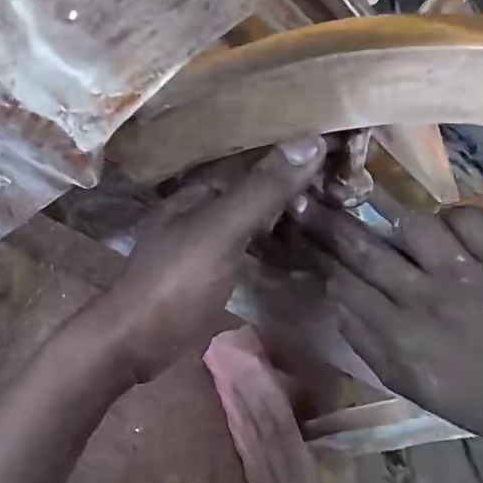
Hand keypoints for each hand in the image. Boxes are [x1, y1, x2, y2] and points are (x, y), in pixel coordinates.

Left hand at [88, 137, 327, 382]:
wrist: (135, 343)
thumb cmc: (175, 282)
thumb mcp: (221, 231)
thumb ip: (262, 190)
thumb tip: (311, 140)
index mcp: (200, 188)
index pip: (256, 158)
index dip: (294, 152)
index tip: (340, 149)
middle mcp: (202, 207)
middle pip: (256, 187)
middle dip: (296, 183)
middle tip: (347, 183)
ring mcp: (206, 241)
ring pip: (256, 218)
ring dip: (289, 215)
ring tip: (336, 210)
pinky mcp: (212, 271)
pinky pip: (252, 247)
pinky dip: (276, 244)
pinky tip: (302, 249)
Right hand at [291, 199, 482, 445]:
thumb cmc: (472, 399)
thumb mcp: (407, 384)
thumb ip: (366, 343)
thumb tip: (334, 297)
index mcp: (401, 336)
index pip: (344, 283)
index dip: (318, 255)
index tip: (299, 234)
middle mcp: (428, 300)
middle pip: (366, 250)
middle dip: (330, 223)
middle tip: (308, 200)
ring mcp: (471, 276)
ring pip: (415, 224)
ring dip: (402, 226)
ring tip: (407, 236)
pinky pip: (469, 218)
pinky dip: (454, 219)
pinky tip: (451, 235)